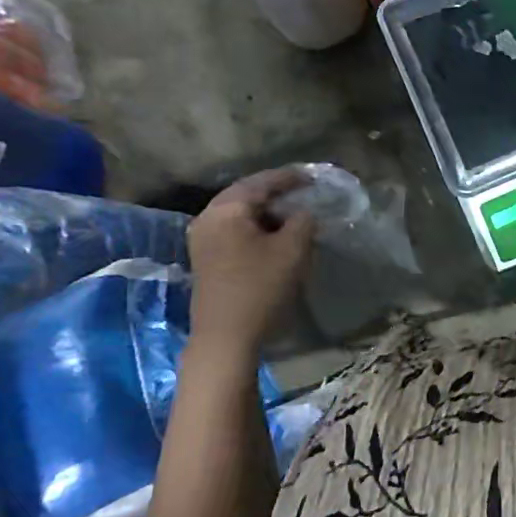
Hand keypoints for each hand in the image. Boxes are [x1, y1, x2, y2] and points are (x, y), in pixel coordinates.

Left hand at [187, 167, 316, 353]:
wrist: (225, 338)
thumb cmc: (260, 288)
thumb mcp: (293, 250)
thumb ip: (303, 221)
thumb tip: (303, 213)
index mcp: (227, 208)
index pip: (262, 181)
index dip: (290, 178)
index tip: (313, 178)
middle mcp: (208, 217)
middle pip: (246, 195)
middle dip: (276, 194)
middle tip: (303, 194)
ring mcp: (202, 238)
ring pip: (239, 214)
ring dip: (266, 213)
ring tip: (292, 216)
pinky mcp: (204, 258)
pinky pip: (232, 230)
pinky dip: (254, 228)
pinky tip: (272, 237)